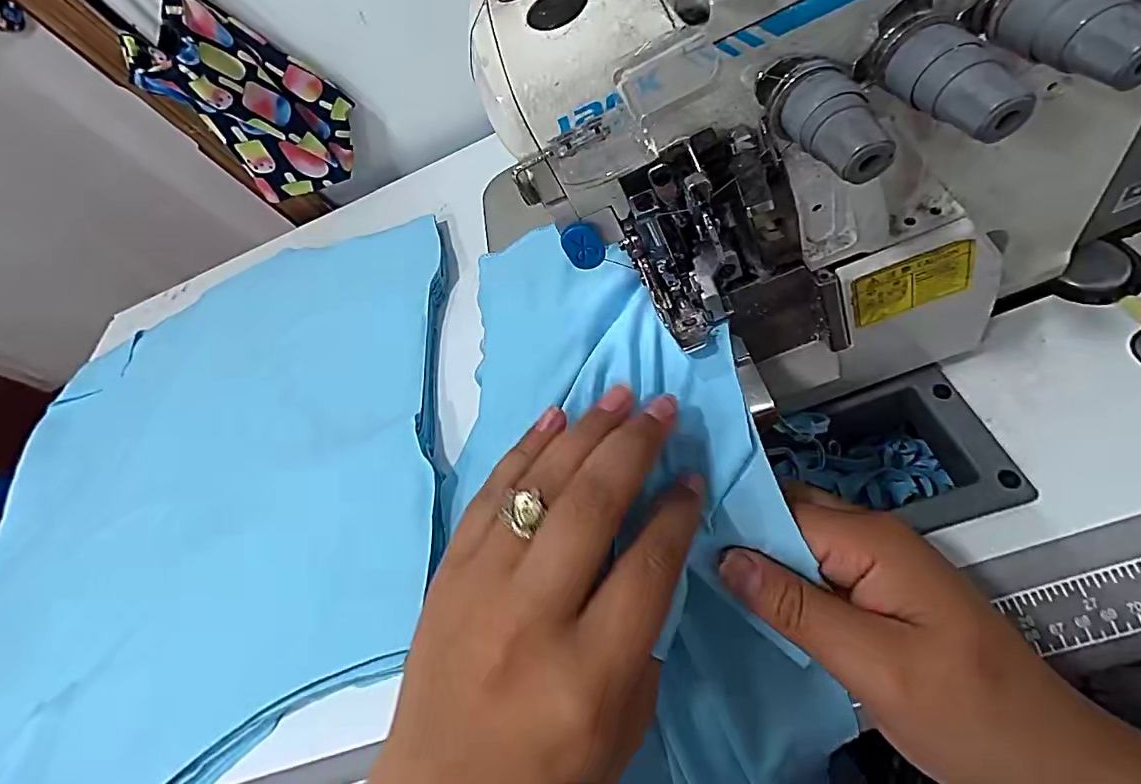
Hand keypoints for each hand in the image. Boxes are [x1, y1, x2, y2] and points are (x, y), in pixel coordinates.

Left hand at [370, 387, 702, 783]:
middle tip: (662, 408)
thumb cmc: (547, 772)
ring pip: (540, 485)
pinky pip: (491, 492)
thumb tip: (652, 543)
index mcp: (587, 673)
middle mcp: (531, 616)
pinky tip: (554, 418)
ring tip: (617, 395)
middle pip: (593, 506)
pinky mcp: (448, 569)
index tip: (693, 476)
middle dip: (635, 446)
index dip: (677, 510)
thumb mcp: (622, 725)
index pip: (647, 564)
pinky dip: (525, 448)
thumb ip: (643, 635)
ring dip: (584, 431)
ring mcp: (480, 585)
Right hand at [719, 485, 1140, 783]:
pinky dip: (782, 582)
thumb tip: (728, 557)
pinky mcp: (877, 590)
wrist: (1048, 762)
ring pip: (797, 542)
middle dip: (739, 533)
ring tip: (704, 577)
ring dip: (759, 560)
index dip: (731, 520)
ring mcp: (876, 563)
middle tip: (683, 556)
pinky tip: (754, 602)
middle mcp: (872, 536)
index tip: (680, 533)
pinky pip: (815, 570)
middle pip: (787, 515)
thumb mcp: (875, 665)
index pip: (780, 508)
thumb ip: (797, 607)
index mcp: (871, 539)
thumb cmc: (970, 713)